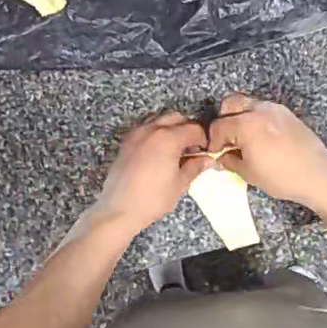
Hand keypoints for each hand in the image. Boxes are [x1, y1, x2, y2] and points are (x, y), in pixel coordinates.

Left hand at [93, 111, 211, 234]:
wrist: (119, 210)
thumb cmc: (152, 199)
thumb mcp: (180, 184)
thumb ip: (194, 167)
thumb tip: (207, 160)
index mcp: (169, 139)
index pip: (194, 129)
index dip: (204, 140)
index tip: (206, 152)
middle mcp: (152, 130)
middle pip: (176, 118)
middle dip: (188, 129)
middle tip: (193, 148)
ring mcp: (136, 134)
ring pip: (159, 119)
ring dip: (171, 128)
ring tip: (176, 149)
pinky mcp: (126, 143)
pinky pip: (145, 128)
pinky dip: (155, 133)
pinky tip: (159, 151)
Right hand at [206, 94, 326, 212]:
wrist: (317, 175)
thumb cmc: (281, 177)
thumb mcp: (249, 173)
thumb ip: (231, 161)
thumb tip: (222, 158)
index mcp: (246, 124)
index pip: (218, 126)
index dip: (213, 141)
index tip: (215, 152)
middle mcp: (259, 110)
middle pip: (230, 104)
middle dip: (224, 120)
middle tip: (227, 141)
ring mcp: (275, 109)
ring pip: (248, 103)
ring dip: (240, 117)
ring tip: (243, 139)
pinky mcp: (287, 114)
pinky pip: (264, 109)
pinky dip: (256, 119)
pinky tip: (260, 138)